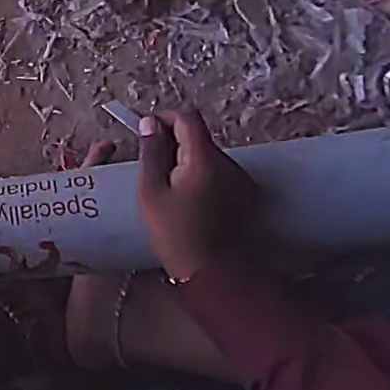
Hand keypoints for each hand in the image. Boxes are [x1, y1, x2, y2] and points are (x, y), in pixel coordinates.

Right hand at [136, 110, 256, 280]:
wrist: (212, 272)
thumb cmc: (174, 232)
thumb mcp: (151, 190)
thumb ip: (151, 152)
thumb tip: (149, 123)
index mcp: (204, 158)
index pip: (188, 118)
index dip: (164, 118)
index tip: (145, 131)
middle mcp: (228, 163)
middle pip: (199, 136)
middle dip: (172, 141)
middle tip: (149, 163)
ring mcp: (240, 179)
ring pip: (207, 155)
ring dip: (185, 159)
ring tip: (165, 183)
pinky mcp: (244, 195)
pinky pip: (217, 173)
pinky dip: (199, 175)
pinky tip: (185, 198)